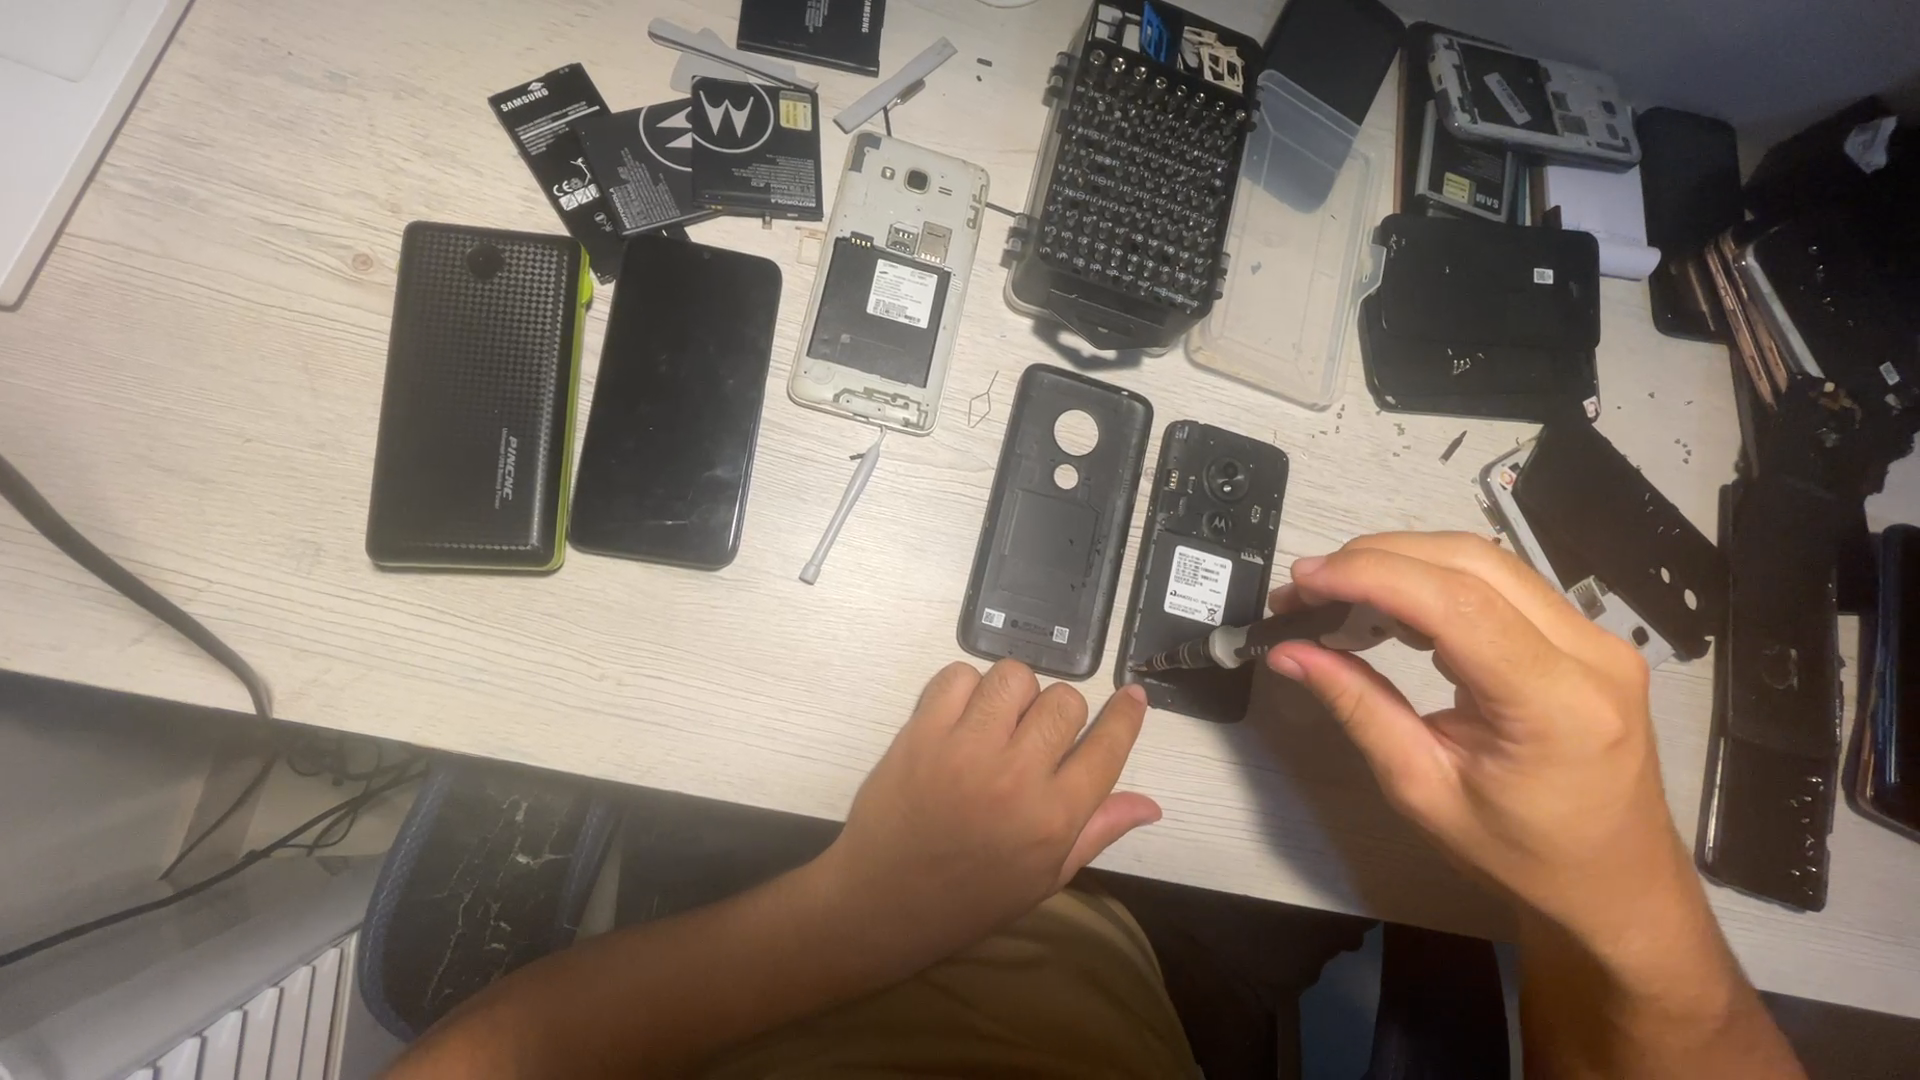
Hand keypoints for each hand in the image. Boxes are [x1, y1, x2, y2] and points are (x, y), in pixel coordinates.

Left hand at [818, 660, 1157, 968]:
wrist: (882, 902)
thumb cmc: (970, 898)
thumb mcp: (1044, 878)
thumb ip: (1097, 831)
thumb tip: (1151, 803)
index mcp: (1053, 818)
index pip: (1108, 748)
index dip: (1126, 715)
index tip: (1133, 694)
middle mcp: (1016, 776)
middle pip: (1064, 701)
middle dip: (1060, 711)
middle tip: (1036, 735)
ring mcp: (965, 749)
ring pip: (1014, 677)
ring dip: (1014, 694)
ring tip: (996, 723)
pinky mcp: (921, 731)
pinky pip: (958, 674)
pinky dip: (964, 687)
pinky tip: (960, 718)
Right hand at [1264, 532, 1691, 944]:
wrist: (1617, 884)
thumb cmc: (1519, 854)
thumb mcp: (1420, 787)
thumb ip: (1357, 707)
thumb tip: (1289, 651)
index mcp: (1555, 705)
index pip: (1456, 604)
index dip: (1371, 576)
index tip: (1303, 581)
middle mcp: (1589, 655)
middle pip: (1470, 562)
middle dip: (1375, 558)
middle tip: (1306, 586)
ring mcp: (1594, 639)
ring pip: (1483, 560)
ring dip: (1399, 562)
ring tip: (1334, 593)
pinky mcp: (1582, 636)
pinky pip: (1497, 582)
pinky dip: (1428, 579)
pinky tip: (1386, 608)